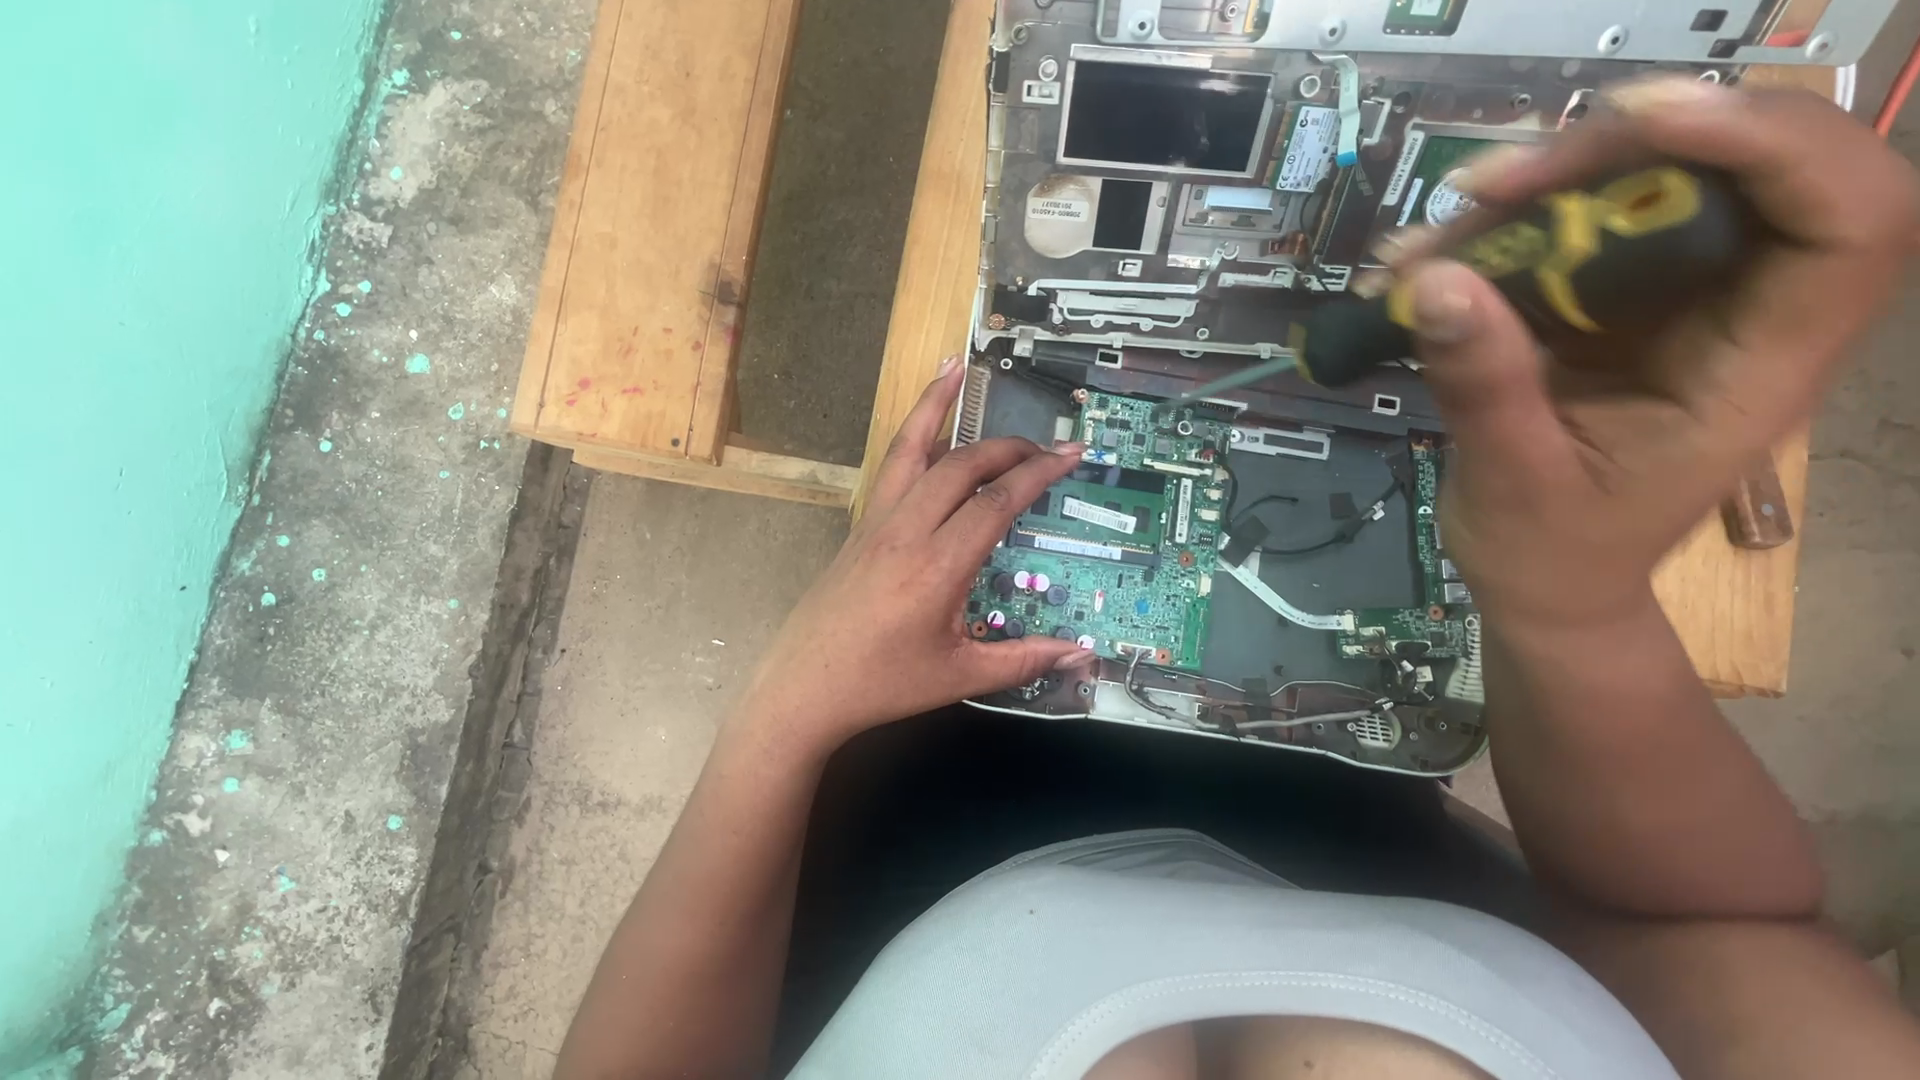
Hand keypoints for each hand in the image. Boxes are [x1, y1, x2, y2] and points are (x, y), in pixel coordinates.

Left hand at [733, 355, 1094, 749]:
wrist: (803, 688)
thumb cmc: (882, 685)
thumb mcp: (960, 677)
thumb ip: (1024, 660)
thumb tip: (1081, 655)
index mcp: (937, 567)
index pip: (996, 503)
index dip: (1038, 473)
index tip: (1070, 455)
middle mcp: (906, 530)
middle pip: (962, 466)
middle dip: (1008, 447)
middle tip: (1044, 447)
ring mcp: (877, 522)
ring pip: (912, 448)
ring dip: (937, 405)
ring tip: (956, 368)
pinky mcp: (859, 526)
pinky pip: (890, 467)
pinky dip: (910, 434)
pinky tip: (922, 425)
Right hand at [1388, 77, 1917, 628]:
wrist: (1548, 585)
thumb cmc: (1551, 553)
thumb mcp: (1512, 479)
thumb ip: (1486, 383)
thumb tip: (1434, 283)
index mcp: (1756, 369)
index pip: (1843, 221)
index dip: (1768, 145)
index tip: (1640, 125)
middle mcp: (1734, 316)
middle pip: (1736, 174)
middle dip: (1612, 156)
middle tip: (1489, 185)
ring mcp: (1671, 307)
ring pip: (1643, 193)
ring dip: (1533, 196)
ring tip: (1428, 240)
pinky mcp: (1610, 311)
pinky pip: (1571, 240)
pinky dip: (1496, 238)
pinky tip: (1421, 264)